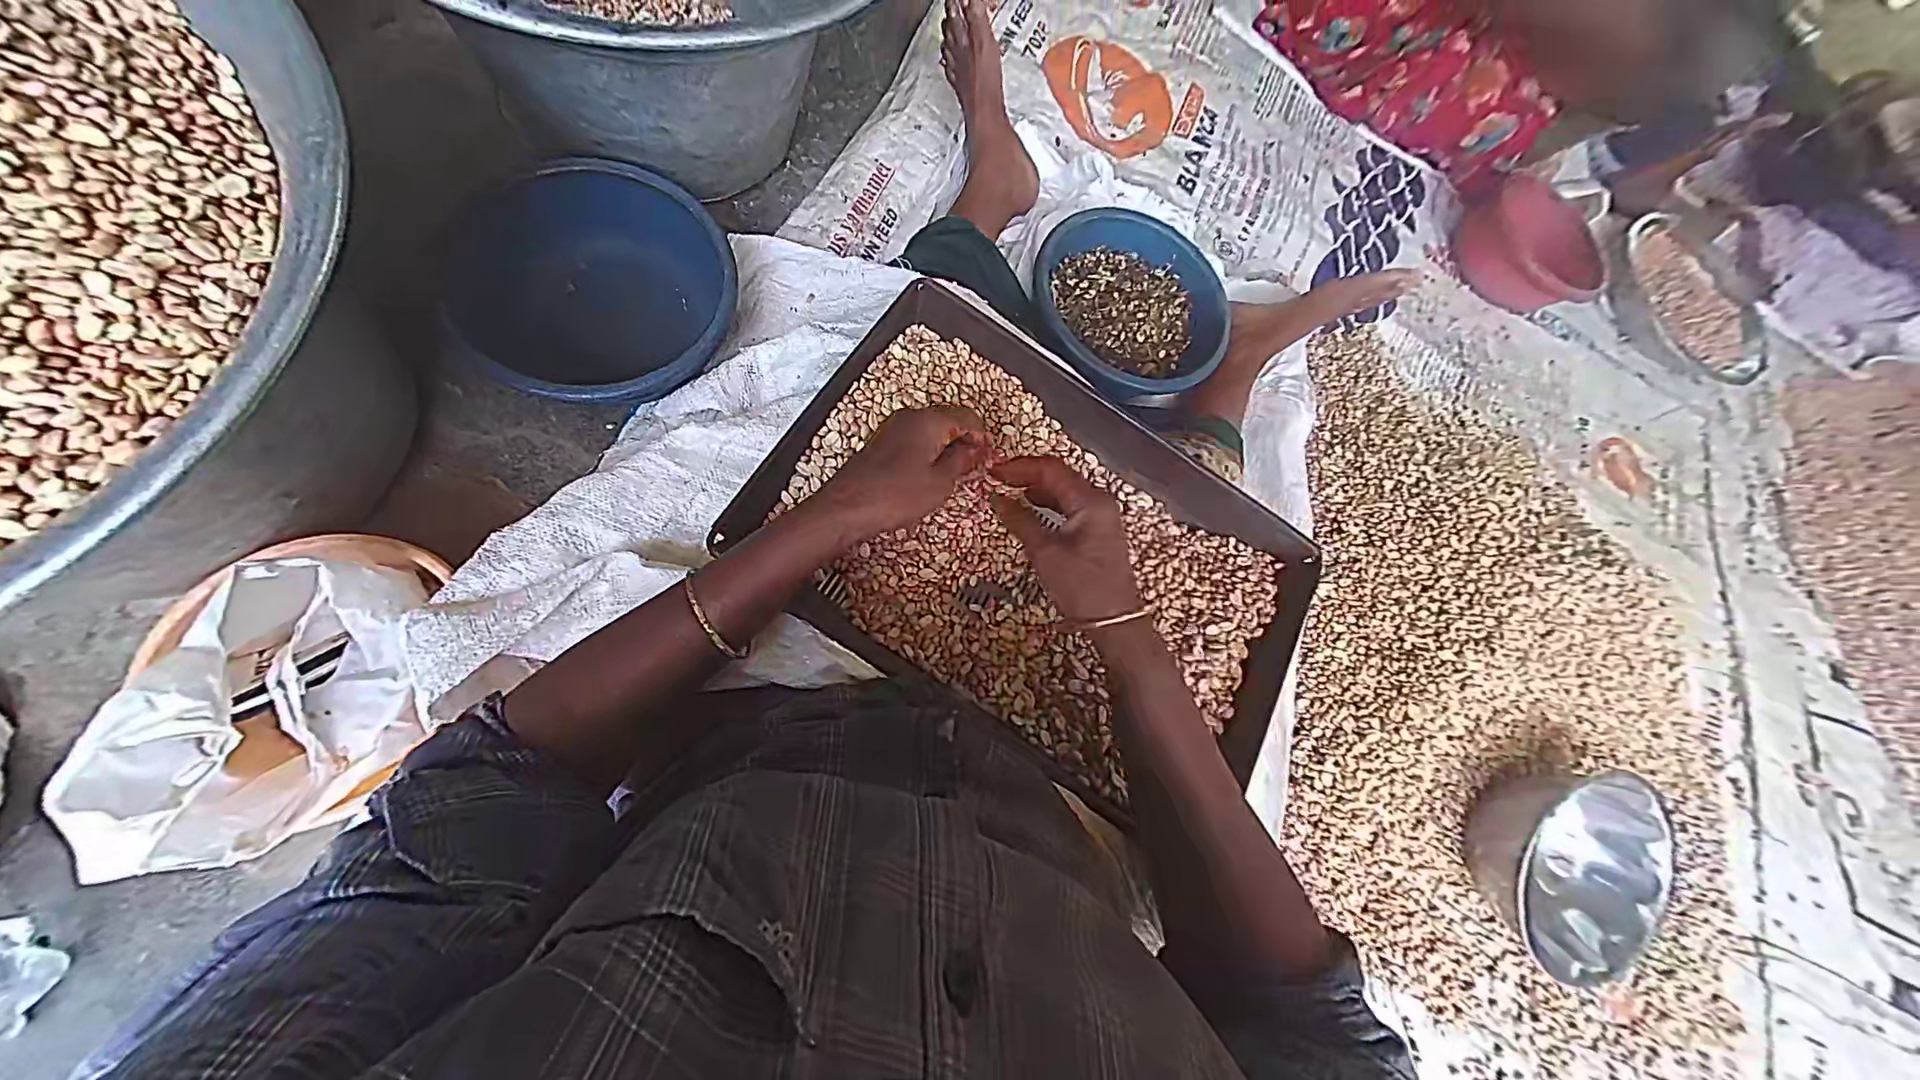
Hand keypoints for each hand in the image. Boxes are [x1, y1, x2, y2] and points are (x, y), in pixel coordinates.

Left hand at [812, 406, 989, 545]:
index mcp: (928, 421)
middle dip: (965, 440)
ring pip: (930, 431)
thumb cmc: (893, 496)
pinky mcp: (881, 444)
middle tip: (977, 463)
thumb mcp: (940, 483)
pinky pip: (914, 441)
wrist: (846, 508)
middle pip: (948, 420)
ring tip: (957, 472)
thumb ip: (960, 462)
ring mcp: (893, 429)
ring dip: (946, 446)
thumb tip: (972, 451)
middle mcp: (909, 418)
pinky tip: (932, 473)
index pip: (967, 417)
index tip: (990, 453)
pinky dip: (928, 452)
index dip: (982, 436)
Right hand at [989, 456, 1141, 622]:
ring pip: (1064, 490)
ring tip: (1008, 490)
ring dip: (1036, 487)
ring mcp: (1101, 515)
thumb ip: (1020, 520)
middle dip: (1026, 474)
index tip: (992, 471)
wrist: (1113, 620)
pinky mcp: (1098, 530)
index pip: (1051, 469)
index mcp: (1090, 501)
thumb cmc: (1080, 587)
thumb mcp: (1044, 552)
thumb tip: (997, 498)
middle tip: (997, 478)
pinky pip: (1070, 506)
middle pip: (1059, 475)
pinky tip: (1030, 508)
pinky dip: (1048, 503)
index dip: (1019, 466)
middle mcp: (1099, 501)